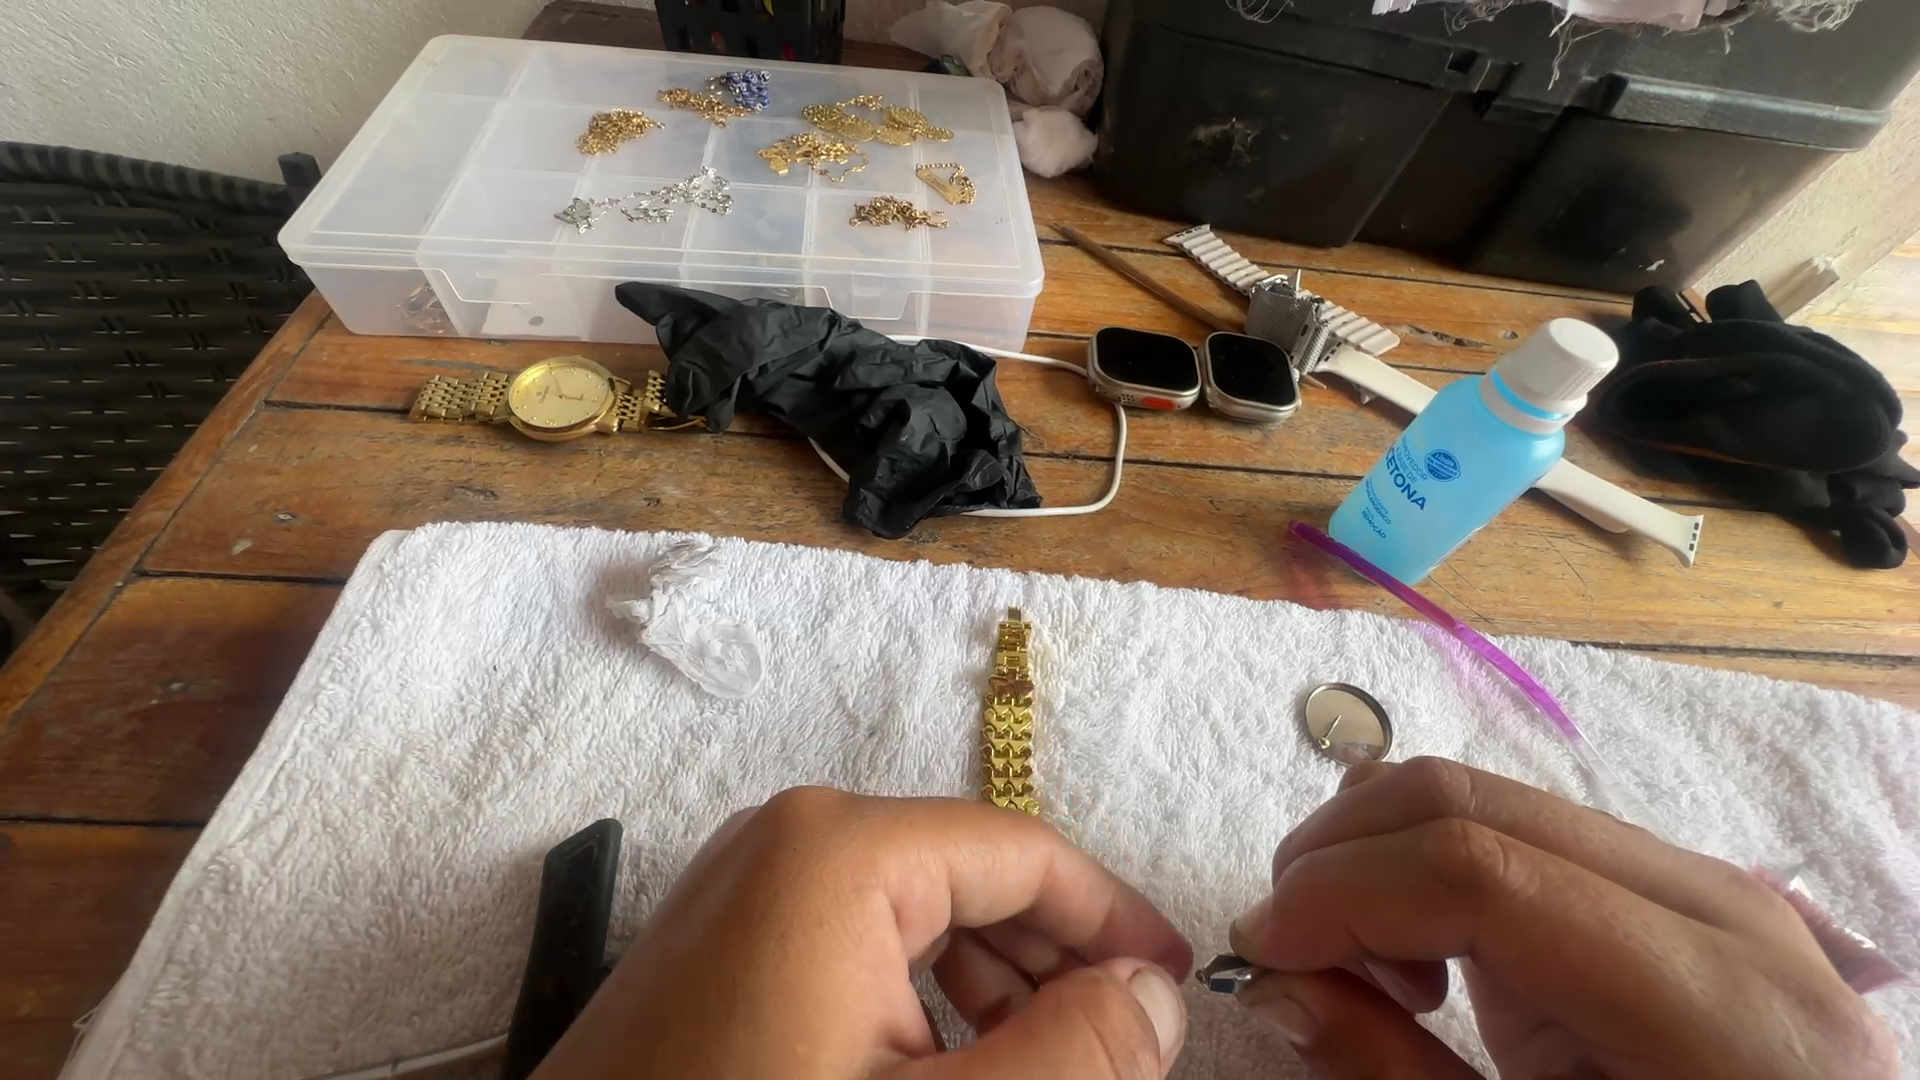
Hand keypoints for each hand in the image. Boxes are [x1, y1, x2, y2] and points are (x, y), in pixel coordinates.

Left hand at [533, 788, 1192, 1078]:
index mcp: (841, 846)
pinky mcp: (724, 932)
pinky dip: (917, 996)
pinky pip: (853, 940)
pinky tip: (944, 1062)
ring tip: (1039, 1061)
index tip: (1173, 977)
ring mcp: (747, 878)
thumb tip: (1155, 996)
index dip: (1110, 913)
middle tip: (1117, 1043)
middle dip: (1050, 958)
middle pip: (965, 876)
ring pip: (912, 910)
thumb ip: (1073, 1056)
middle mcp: (790, 834)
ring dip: (990, 984)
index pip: (1019, 850)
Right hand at [1228, 757, 1896, 1078]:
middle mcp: (1708, 897)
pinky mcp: (1633, 868)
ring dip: (1361, 851)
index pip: (1477, 874)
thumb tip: (1267, 981)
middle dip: (1330, 856)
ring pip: (1458, 789)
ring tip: (1367, 958)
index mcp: (1717, 1002)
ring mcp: (1674, 866)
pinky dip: (1402, 851)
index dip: (1339, 893)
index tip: (1259, 950)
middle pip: (1453, 800)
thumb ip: (1389, 1072)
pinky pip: (1484, 813)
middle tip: (1287, 947)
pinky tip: (1419, 942)